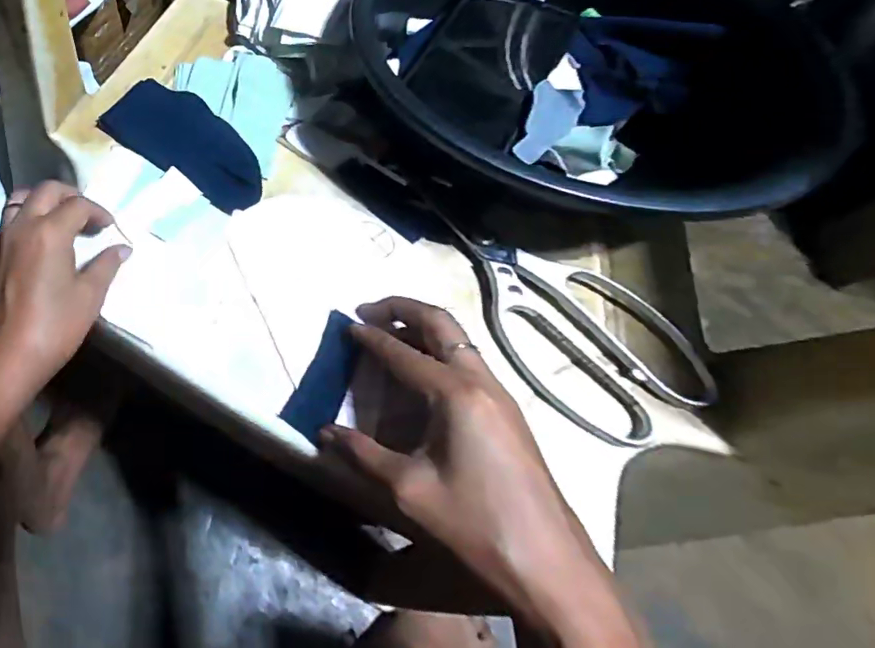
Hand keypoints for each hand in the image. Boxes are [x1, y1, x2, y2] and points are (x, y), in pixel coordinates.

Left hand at [0, 182, 129, 457]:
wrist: (3, 357)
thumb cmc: (53, 327)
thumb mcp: (89, 296)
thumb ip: (106, 265)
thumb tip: (122, 249)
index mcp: (50, 231)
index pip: (78, 205)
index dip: (98, 211)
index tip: (109, 226)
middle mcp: (23, 226)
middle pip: (46, 191)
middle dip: (71, 196)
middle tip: (88, 215)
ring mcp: (3, 238)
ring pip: (21, 199)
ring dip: (44, 201)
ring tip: (61, 219)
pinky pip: (10, 219)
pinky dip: (28, 217)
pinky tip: (41, 241)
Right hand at [320, 297, 641, 647]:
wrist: (550, 566)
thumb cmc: (476, 526)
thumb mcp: (409, 492)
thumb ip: (363, 455)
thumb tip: (324, 433)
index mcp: (454, 393)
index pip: (402, 352)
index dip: (371, 337)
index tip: (347, 327)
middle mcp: (480, 380)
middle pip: (439, 323)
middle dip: (402, 308)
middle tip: (368, 310)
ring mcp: (500, 393)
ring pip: (458, 339)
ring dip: (422, 326)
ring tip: (390, 332)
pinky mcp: (508, 410)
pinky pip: (468, 360)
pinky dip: (440, 349)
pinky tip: (422, 371)